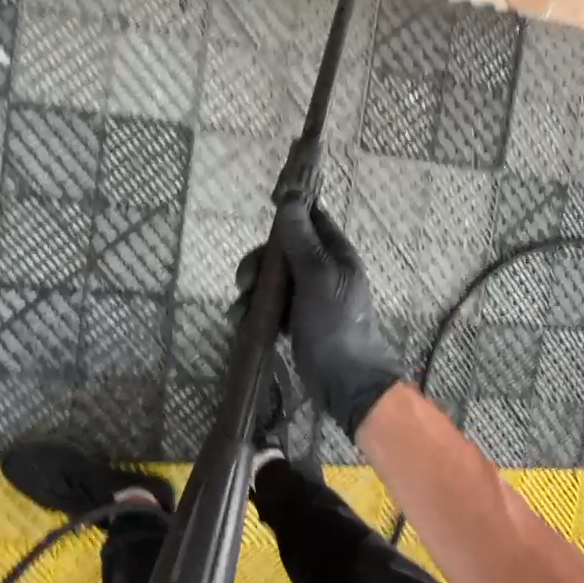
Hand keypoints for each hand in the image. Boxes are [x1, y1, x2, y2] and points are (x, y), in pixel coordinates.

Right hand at [235, 201, 402, 437]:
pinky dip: (256, 311)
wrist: (344, 382)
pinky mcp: (297, 321)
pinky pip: (271, 306)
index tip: (261, 225)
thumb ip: (302, 241)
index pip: (310, 220)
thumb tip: (290, 200)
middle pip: (283, 251)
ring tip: (239, 312)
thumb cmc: (335, 326)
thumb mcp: (318, 277)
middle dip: (260, 263)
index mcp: (336, 254)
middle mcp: (323, 271)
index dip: (286, 216)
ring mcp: (309, 297)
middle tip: (244, 282)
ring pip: (273, 280)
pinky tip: (242, 324)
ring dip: (252, 291)